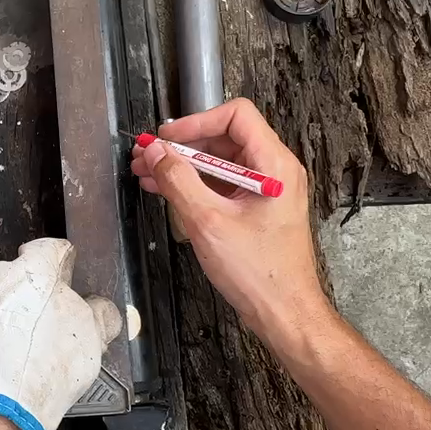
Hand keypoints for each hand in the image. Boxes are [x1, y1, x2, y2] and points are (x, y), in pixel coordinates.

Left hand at [0, 238, 121, 429]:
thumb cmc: (38, 374)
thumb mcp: (91, 343)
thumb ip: (100, 315)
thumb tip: (101, 308)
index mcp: (34, 272)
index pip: (54, 251)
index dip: (64, 270)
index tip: (66, 287)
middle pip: (18, 278)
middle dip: (30, 300)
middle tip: (40, 334)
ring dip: (0, 319)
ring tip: (11, 357)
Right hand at [130, 99, 332, 344]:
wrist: (284, 314)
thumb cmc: (259, 274)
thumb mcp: (208, 222)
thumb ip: (178, 181)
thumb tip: (155, 151)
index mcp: (274, 166)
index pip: (236, 116)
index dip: (196, 122)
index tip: (166, 138)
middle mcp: (274, 171)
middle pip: (224, 137)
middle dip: (182, 145)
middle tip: (147, 154)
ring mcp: (265, 190)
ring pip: (219, 162)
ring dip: (182, 165)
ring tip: (146, 171)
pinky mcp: (255, 208)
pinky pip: (221, 184)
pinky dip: (193, 183)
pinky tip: (164, 189)